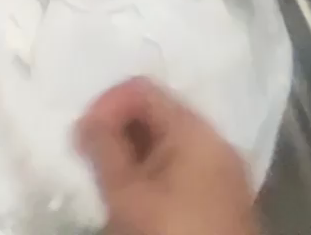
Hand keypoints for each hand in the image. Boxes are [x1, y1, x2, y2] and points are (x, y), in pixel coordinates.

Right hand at [76, 77, 258, 234]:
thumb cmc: (169, 232)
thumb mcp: (124, 189)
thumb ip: (101, 144)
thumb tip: (87, 121)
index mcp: (196, 131)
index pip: (141, 89)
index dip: (106, 104)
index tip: (85, 133)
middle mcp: (217, 143)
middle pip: (156, 112)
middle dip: (119, 128)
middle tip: (92, 153)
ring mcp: (225, 174)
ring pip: (167, 141)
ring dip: (133, 152)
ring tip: (109, 176)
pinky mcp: (225, 201)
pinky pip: (181, 166)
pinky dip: (153, 170)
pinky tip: (136, 195)